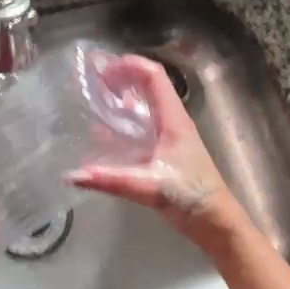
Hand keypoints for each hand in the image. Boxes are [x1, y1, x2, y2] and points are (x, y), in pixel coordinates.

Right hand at [66, 53, 242, 247]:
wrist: (217, 223)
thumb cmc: (191, 196)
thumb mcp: (150, 187)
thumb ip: (112, 180)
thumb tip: (72, 175)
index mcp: (173, 118)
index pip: (154, 76)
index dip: (130, 65)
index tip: (103, 68)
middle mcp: (173, 120)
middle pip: (149, 84)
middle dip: (123, 76)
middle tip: (94, 80)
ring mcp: (171, 135)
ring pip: (147, 104)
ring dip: (124, 96)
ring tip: (97, 97)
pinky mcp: (167, 151)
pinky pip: (145, 124)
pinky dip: (126, 119)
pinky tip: (106, 131)